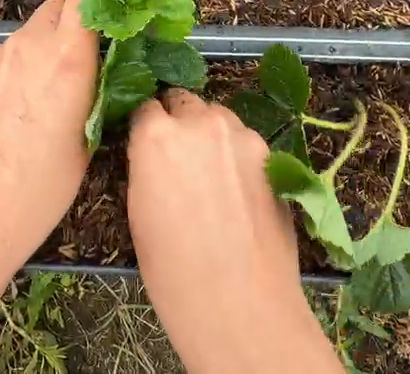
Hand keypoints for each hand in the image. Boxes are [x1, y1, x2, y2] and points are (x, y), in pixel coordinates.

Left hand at [0, 0, 99, 266]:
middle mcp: (32, 42)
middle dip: (73, 23)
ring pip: (31, 32)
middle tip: (82, 60)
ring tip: (46, 94)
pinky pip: (7, 53)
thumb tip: (103, 70)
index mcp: (69, 56)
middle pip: (58, 6)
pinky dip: (18, 66)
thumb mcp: (86, 138)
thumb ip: (95, 90)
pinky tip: (16, 106)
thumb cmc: (42, 186)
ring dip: (44, 47)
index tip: (110, 13)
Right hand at [126, 90, 338, 373]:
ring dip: (209, 134)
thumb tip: (150, 153)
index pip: (144, 107)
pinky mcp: (271, 155)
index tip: (146, 146)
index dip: (145, 127)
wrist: (241, 308)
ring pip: (217, 117)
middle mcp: (199, 122)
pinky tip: (237, 191)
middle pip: (183, 102)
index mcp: (156, 136)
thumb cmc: (174, 272)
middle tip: (178, 158)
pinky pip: (245, 141)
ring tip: (211, 175)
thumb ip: (144, 166)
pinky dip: (237, 154)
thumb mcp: (138, 211)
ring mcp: (241, 136)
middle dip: (178, 122)